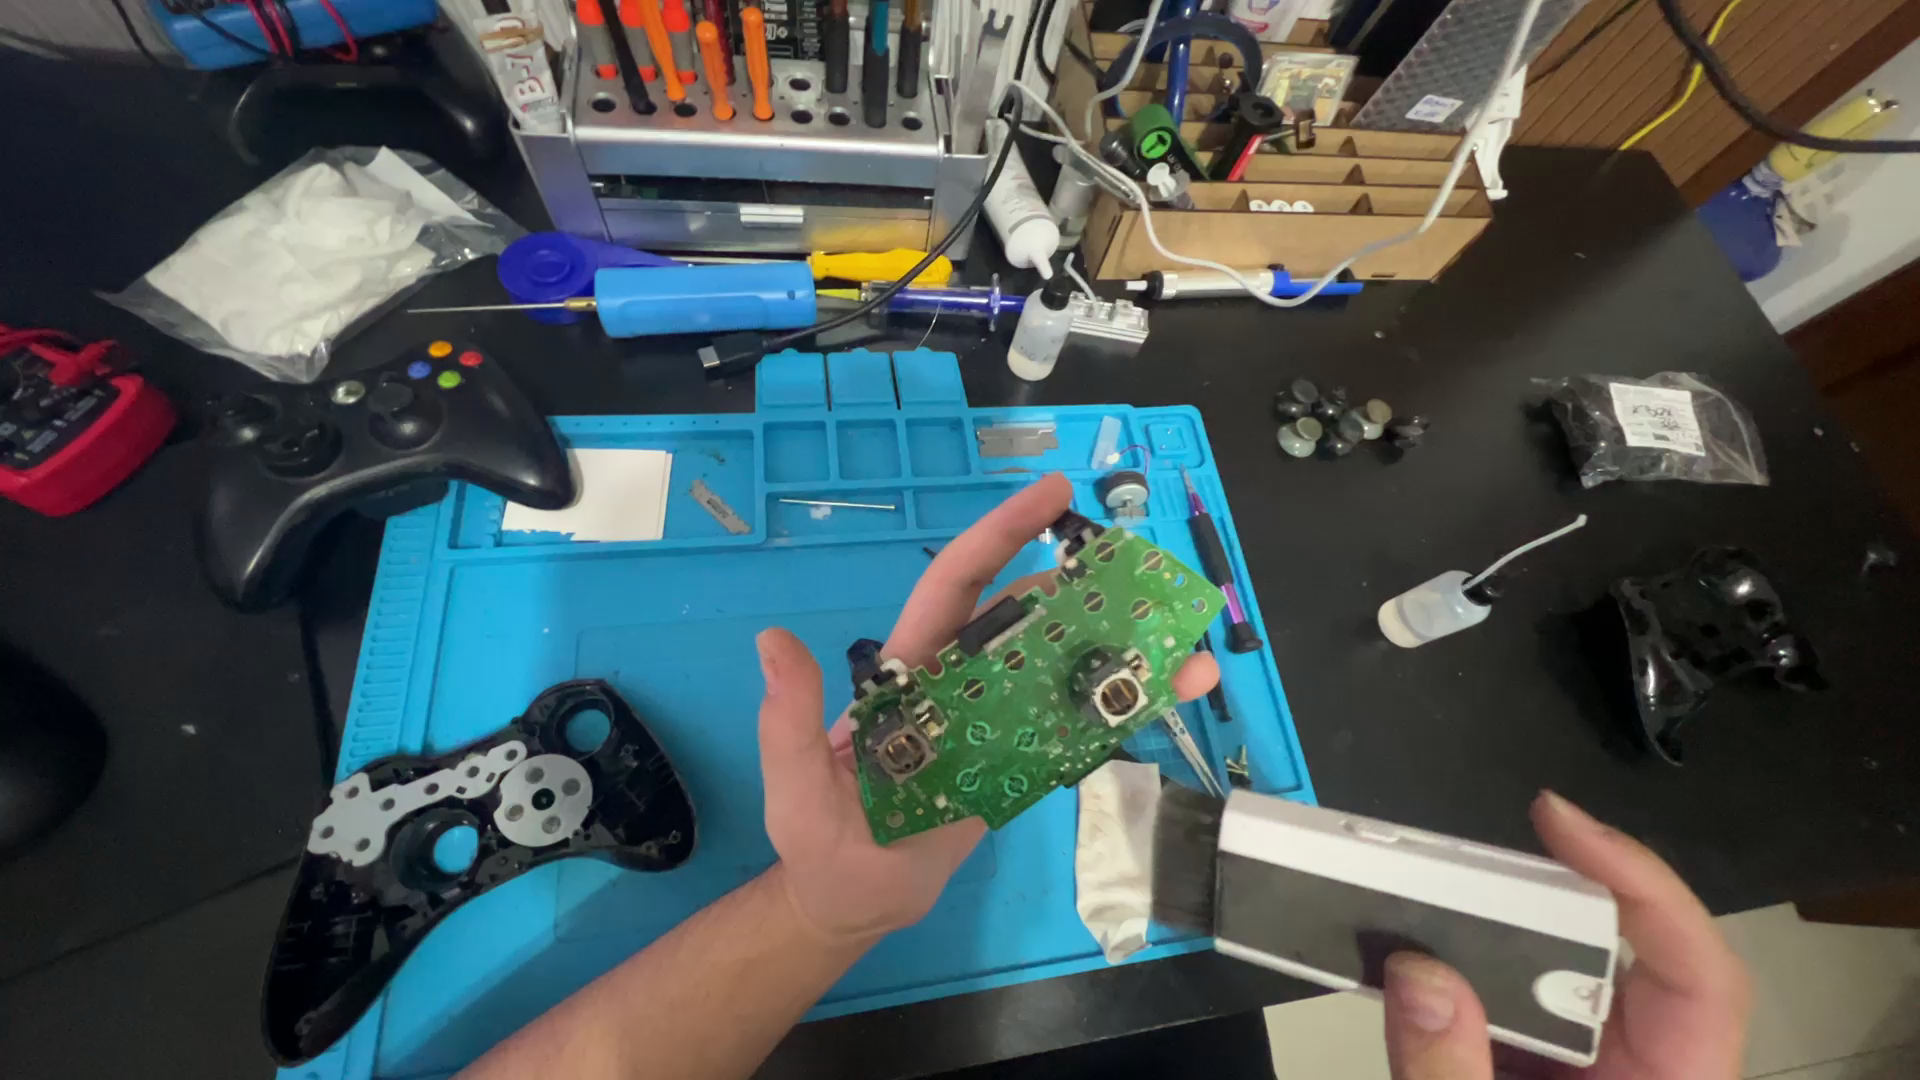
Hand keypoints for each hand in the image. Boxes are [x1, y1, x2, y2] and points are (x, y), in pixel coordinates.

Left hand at [755, 473, 1220, 944]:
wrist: (857, 901)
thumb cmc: (819, 839)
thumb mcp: (792, 781)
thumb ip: (789, 719)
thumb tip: (771, 639)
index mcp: (911, 668)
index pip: (958, 585)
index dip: (1000, 536)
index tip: (1051, 493)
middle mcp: (960, 681)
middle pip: (1027, 616)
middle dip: (1083, 586)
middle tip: (1147, 571)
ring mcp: (995, 722)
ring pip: (1061, 669)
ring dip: (1120, 653)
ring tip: (1187, 651)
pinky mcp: (1020, 764)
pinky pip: (1072, 728)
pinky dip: (1117, 712)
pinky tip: (1167, 701)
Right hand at [1381, 791, 1750, 1079]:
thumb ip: (1450, 1078)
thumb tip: (1418, 968)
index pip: (1690, 979)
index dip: (1639, 885)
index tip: (1555, 819)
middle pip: (1595, 958)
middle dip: (1516, 897)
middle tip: (1433, 862)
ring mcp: (1566, 1077)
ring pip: (1528, 975)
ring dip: (1462, 929)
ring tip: (1398, 897)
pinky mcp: (1513, 1073)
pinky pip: (1477, 998)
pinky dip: (1431, 965)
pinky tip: (1390, 951)